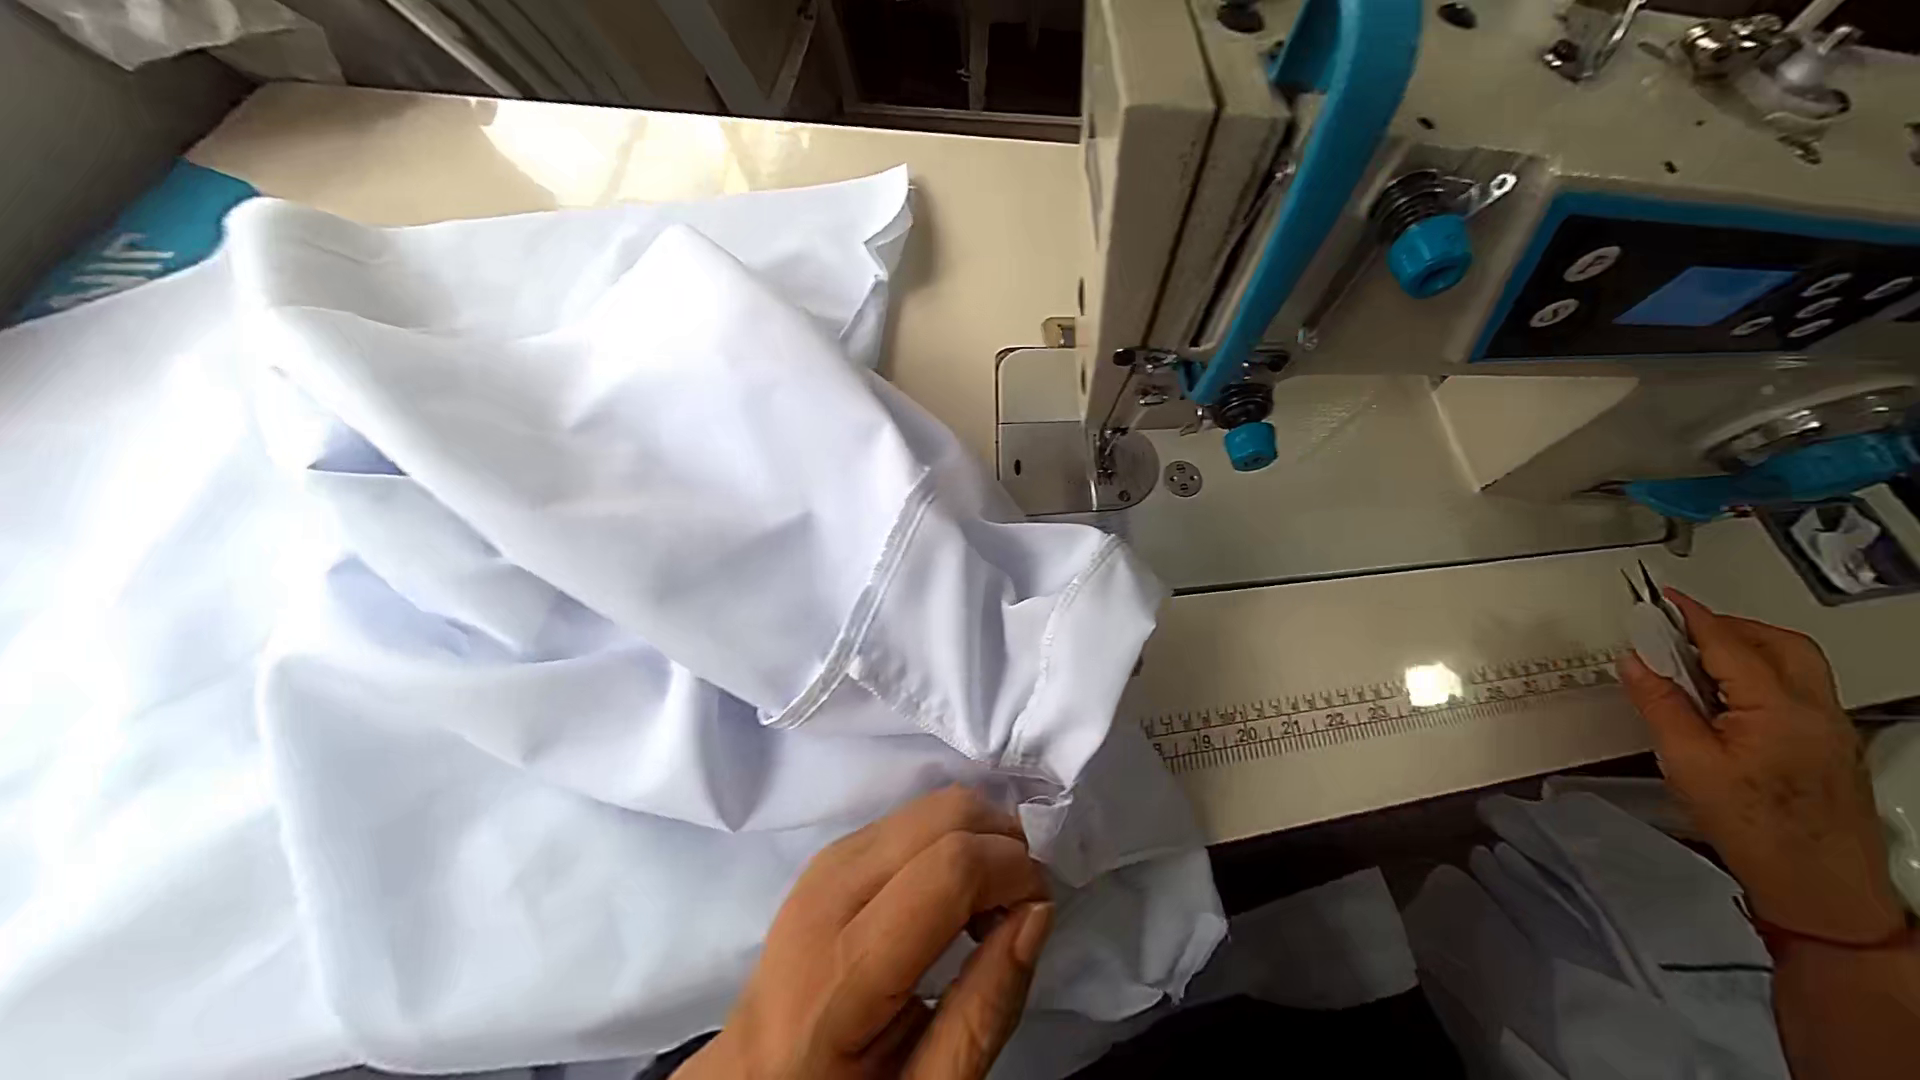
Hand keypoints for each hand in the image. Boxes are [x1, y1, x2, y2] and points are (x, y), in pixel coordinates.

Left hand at [678, 787, 1053, 1079]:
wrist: (758, 1079)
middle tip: (1021, 902)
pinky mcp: (829, 853)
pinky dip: (951, 837)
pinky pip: (908, 817)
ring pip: (928, 805)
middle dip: (1003, 843)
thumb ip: (985, 1008)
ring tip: (987, 905)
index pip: (947, 870)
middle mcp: (826, 896)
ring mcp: (823, 864)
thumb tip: (1037, 910)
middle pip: (941, 818)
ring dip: (978, 838)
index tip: (1039, 910)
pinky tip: (953, 892)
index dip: (1012, 873)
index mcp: (841, 973)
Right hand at [1620, 590, 1904, 943]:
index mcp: (1778, 709)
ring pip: (1796, 664)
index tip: (1666, 598)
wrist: (1815, 880)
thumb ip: (1661, 704)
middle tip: (1679, 626)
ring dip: (1747, 647)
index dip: (1695, 617)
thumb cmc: (1748, 821)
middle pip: (1782, 645)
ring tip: (1695, 656)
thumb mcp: (1687, 760)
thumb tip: (1636, 662)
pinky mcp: (1828, 743)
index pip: (1732, 646)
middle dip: (1729, 626)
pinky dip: (1757, 671)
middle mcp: (1816, 710)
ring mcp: (1830, 727)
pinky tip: (1722, 690)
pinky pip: (1797, 687)